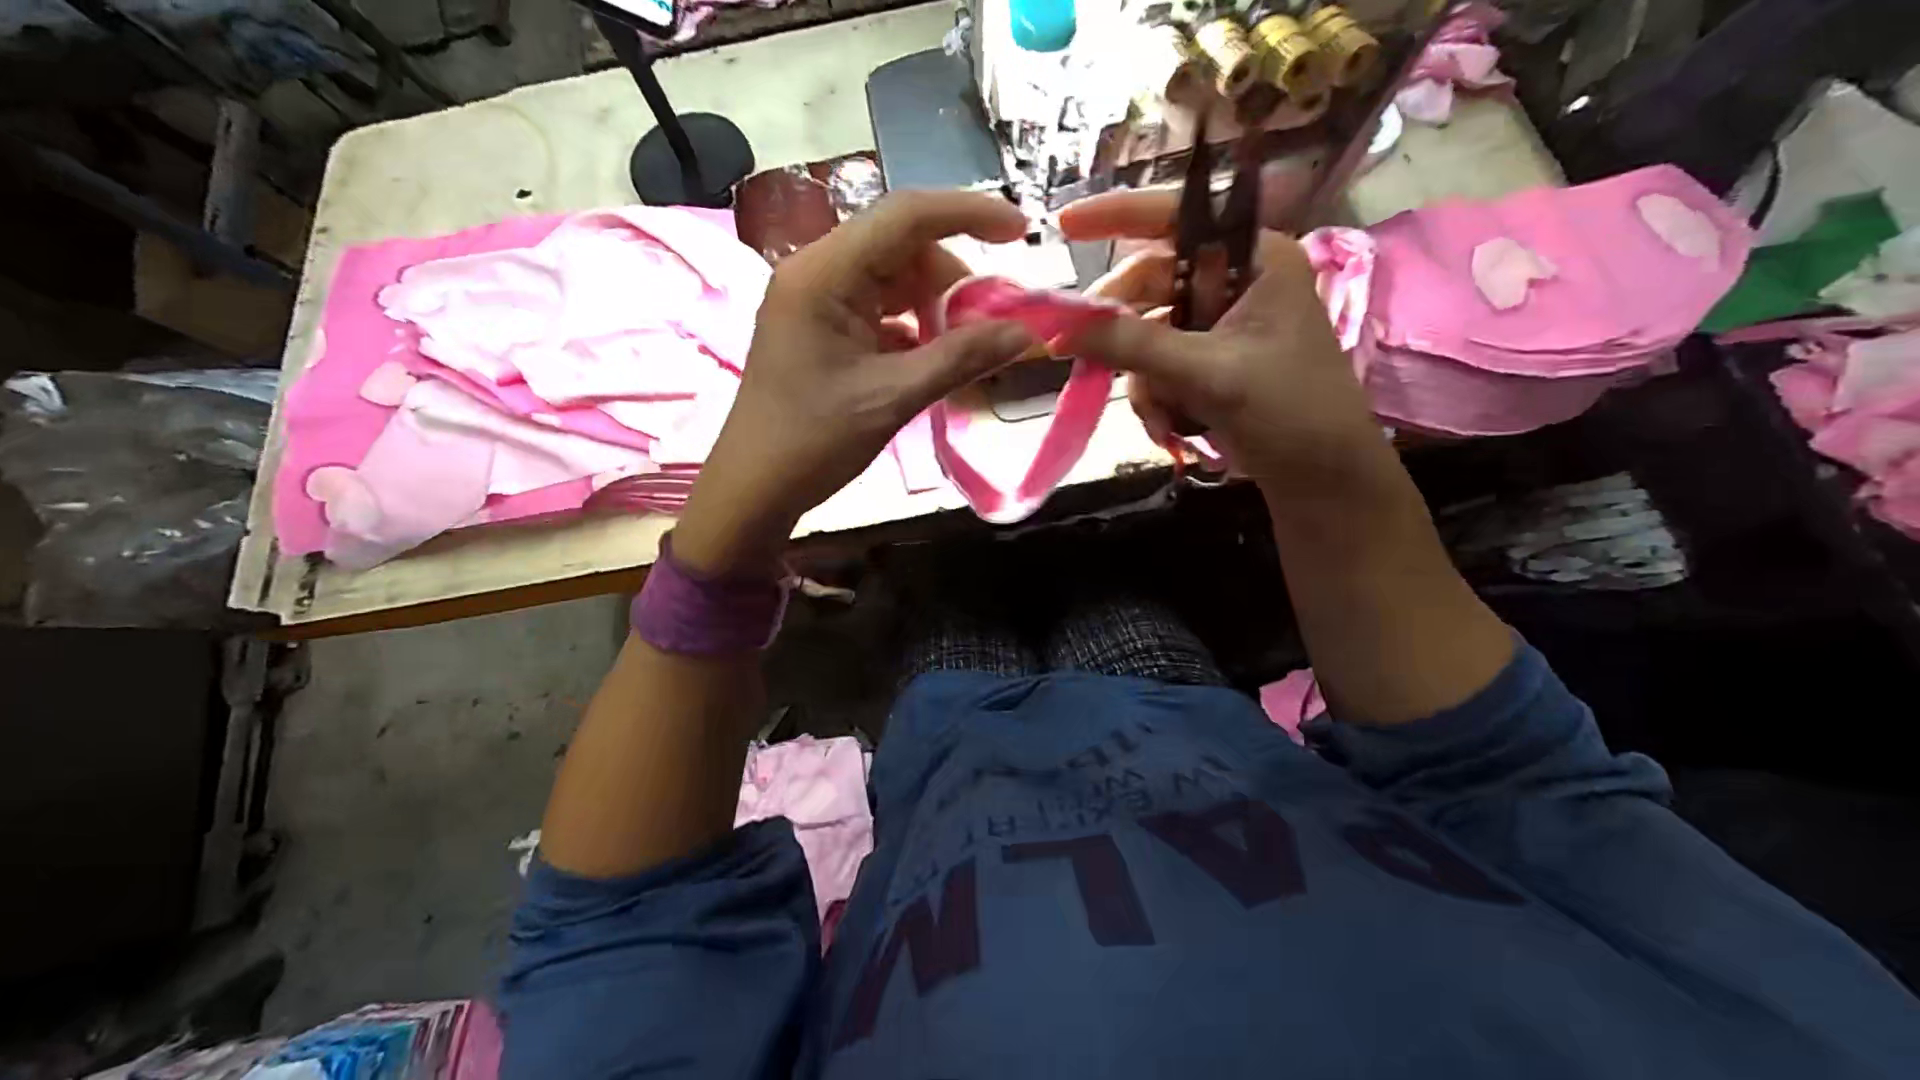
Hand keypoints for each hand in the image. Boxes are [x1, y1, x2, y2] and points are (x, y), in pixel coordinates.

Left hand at [674, 191, 1035, 574]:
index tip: (1021, 229)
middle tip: (994, 320)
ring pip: (894, 279)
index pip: (905, 215)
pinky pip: (880, 309)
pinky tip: (936, 358)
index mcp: (823, 274)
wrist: (754, 489)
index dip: (969, 213)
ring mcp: (817, 300)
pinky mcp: (823, 328)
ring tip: (969, 345)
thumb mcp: (893, 398)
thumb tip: (1028, 333)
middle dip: (954, 277)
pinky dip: (914, 327)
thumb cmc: (813, 442)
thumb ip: (962, 358)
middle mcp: (817, 272)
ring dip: (936, 305)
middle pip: (902, 246)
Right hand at [1057, 189, 1383, 497]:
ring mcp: (1218, 325)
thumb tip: (1063, 329)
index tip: (1064, 223)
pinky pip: (1156, 364)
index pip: (1177, 219)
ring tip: (1158, 417)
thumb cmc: (1289, 410)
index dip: (1118, 216)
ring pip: (1146, 332)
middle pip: (1151, 284)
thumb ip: (1136, 346)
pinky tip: (1169, 427)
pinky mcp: (1207, 362)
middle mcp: (1233, 281)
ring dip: (1142, 378)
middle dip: (1122, 331)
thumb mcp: (1210, 373)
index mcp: (1254, 258)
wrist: (1322, 477)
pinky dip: (1153, 396)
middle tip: (1081, 355)